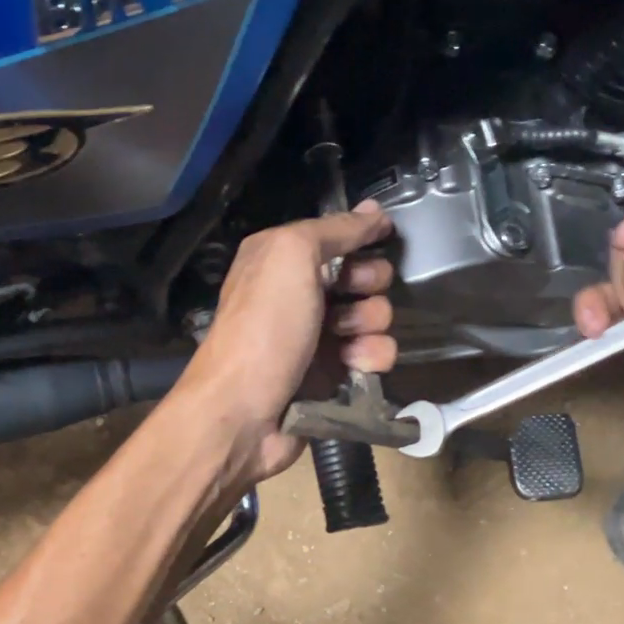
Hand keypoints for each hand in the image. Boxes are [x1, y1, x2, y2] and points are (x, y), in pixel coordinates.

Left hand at [172, 202, 396, 484]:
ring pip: (374, 317)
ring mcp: (317, 335)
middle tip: (354, 297)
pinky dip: (372, 358)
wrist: (243, 412)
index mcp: (281, 258)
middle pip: (363, 276)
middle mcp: (299, 293)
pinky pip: (374, 355)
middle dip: (369, 285)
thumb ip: (336, 229)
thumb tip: (375, 210)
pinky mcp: (333, 374)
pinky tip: (357, 366)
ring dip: (372, 325)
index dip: (362, 241)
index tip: (380, 242)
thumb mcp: (291, 256)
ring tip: (348, 342)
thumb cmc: (264, 327)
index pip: (339, 236)